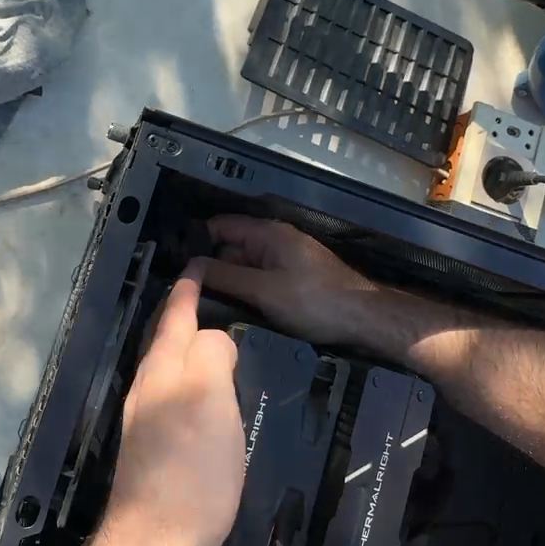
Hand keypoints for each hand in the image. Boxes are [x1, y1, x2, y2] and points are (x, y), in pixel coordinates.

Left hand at [104, 263, 245, 545]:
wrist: (159, 544)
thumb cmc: (190, 466)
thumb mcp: (211, 396)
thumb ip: (212, 355)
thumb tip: (214, 337)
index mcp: (162, 370)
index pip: (175, 315)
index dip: (188, 288)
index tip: (198, 265)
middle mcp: (147, 391)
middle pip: (165, 342)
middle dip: (183, 318)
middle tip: (207, 299)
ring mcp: (147, 424)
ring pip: (169, 373)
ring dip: (189, 354)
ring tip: (213, 345)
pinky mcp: (157, 455)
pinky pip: (177, 404)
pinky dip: (194, 390)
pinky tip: (210, 406)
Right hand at [199, 215, 379, 345]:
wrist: (365, 319)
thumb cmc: (316, 301)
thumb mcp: (264, 290)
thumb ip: (226, 277)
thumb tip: (192, 267)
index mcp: (267, 233)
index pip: (220, 226)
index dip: (198, 242)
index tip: (179, 267)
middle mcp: (275, 240)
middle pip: (230, 249)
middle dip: (213, 269)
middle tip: (191, 296)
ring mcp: (285, 260)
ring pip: (244, 267)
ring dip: (231, 284)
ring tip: (209, 307)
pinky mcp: (292, 279)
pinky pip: (260, 280)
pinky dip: (248, 292)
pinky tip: (239, 311)